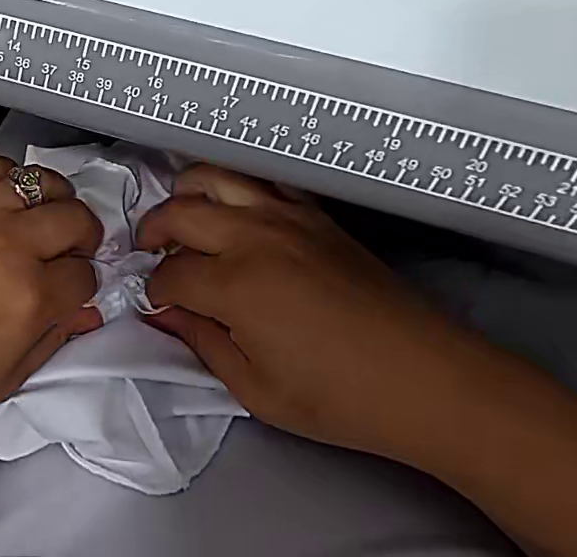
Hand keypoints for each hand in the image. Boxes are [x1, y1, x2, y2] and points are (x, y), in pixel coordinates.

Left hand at [0, 155, 103, 443]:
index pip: (84, 275)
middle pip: (75, 219)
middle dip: (85, 238)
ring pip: (42, 182)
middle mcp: (8, 246)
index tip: (76, 289)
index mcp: (27, 297)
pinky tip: (12, 195)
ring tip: (53, 216)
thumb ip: (53, 338)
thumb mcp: (4, 379)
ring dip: (58, 198)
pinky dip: (11, 174)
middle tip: (76, 252)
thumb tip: (80, 311)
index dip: (86, 285)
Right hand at [138, 165, 505, 464]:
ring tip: (180, 217)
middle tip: (151, 252)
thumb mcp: (257, 390)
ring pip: (213, 178)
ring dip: (185, 194)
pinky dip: (235, 186)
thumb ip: (202, 343)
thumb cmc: (343, 397)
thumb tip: (166, 316)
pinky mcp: (312, 214)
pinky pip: (260, 181)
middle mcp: (252, 238)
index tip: (156, 301)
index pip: (170, 273)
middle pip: (179, 213)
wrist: (426, 378)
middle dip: (153, 231)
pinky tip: (234, 210)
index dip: (155, 288)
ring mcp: (284, 218)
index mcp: (234, 286)